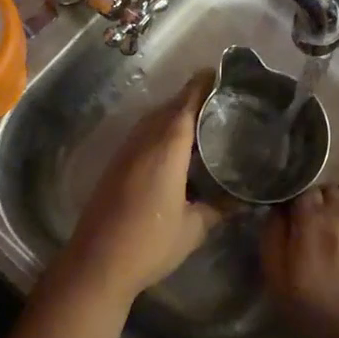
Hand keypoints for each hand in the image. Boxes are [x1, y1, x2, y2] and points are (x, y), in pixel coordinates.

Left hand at [52, 74, 223, 301]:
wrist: (97, 263)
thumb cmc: (149, 244)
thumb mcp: (193, 228)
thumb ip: (218, 208)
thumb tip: (241, 199)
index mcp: (165, 150)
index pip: (185, 106)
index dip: (201, 87)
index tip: (219, 74)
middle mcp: (142, 143)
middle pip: (167, 109)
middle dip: (190, 99)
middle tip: (220, 100)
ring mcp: (124, 154)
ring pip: (151, 123)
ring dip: (173, 116)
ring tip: (202, 121)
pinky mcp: (114, 168)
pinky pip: (141, 138)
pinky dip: (160, 133)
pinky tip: (175, 149)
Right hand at [259, 169, 338, 337]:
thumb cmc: (332, 318)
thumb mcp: (283, 291)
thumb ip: (272, 245)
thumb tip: (276, 214)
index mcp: (311, 222)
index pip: (298, 194)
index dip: (295, 211)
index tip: (296, 232)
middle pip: (327, 188)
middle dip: (321, 205)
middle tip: (322, 234)